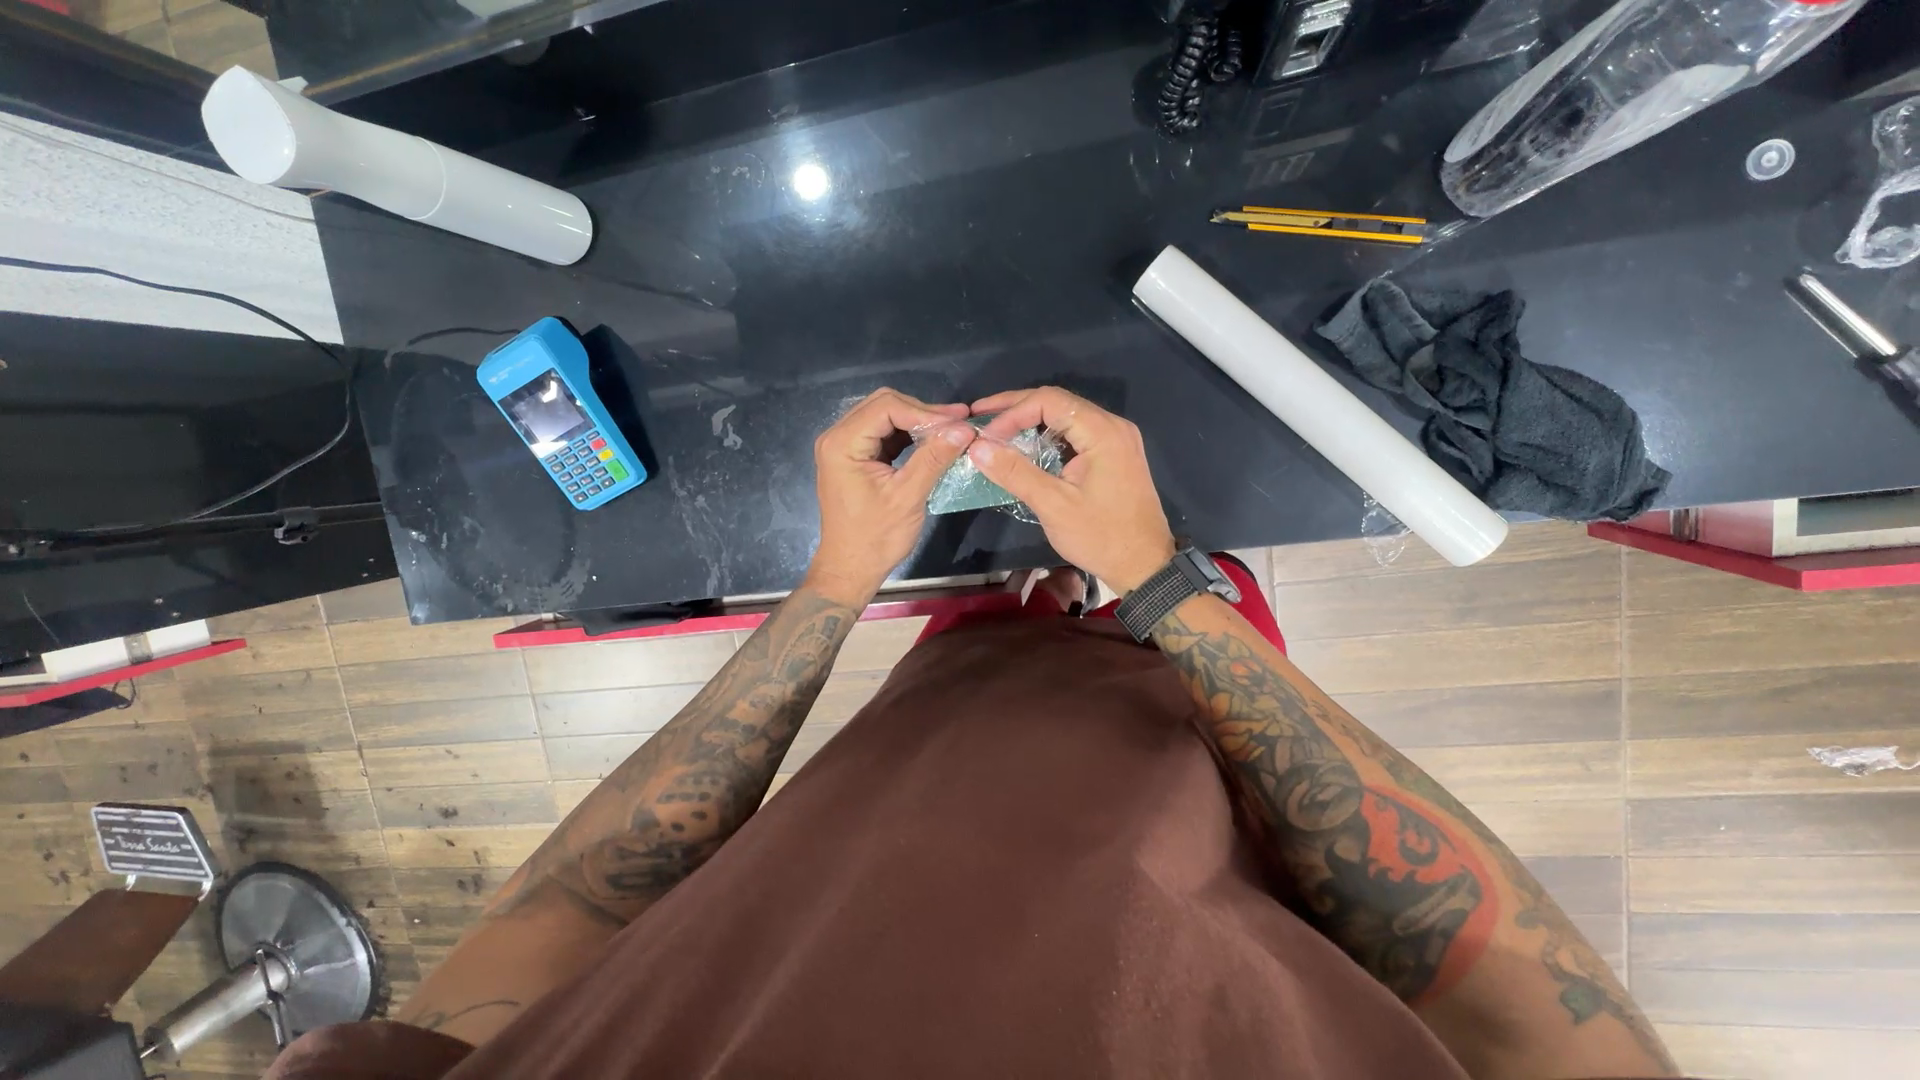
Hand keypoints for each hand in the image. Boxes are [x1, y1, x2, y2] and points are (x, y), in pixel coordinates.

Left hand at [808, 388, 975, 604]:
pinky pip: (884, 434)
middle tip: (958, 424)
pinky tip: (933, 442)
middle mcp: (838, 437)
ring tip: (952, 431)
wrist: (850, 569)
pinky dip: (909, 435)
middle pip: (884, 405)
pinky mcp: (855, 458)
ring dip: (918, 422)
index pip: (887, 407)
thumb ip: (934, 458)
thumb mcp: (908, 496)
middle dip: (923, 413)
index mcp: (842, 443)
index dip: (925, 412)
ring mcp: (845, 447)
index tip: (958, 423)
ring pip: (886, 417)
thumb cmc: (875, 538)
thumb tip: (965, 428)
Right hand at [967, 387, 1175, 592]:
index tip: (986, 435)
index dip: (1012, 412)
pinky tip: (1024, 445)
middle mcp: (1112, 426)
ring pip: (1066, 416)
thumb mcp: (1054, 505)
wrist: (1144, 566)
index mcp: (1103, 432)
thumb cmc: (1101, 537)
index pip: (1049, 401)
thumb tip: (977, 446)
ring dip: (1031, 420)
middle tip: (981, 416)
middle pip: (1058, 402)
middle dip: (1016, 408)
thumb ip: (1015, 472)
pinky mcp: (1114, 455)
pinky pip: (1076, 433)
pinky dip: (1047, 435)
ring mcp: (1116, 440)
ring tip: (996, 429)